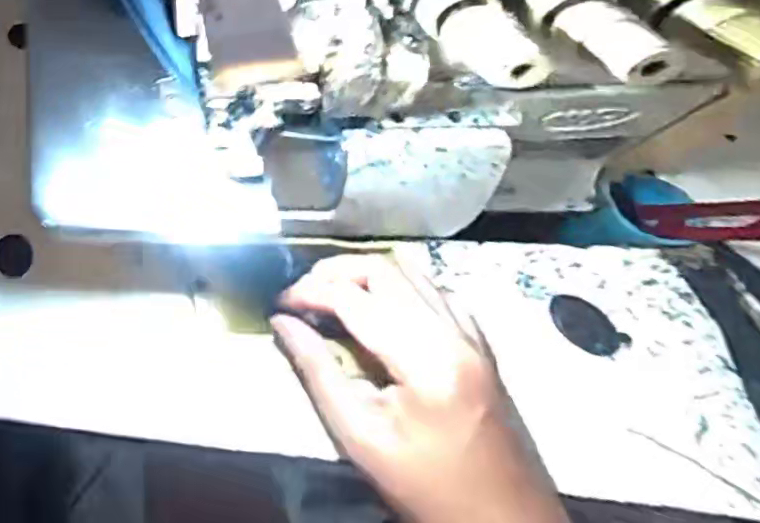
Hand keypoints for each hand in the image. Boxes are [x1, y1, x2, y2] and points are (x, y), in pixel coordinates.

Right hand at [271, 252, 567, 522]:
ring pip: (408, 270)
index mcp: (424, 359)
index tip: (279, 304)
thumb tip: (281, 322)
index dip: (305, 291)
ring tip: (334, 296)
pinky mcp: (480, 345)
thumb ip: (316, 371)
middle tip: (303, 296)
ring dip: (364, 274)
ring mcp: (471, 336)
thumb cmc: (429, 490)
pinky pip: (434, 290)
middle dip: (332, 273)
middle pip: (381, 268)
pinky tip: (380, 310)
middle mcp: (452, 334)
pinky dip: (398, 287)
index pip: (350, 296)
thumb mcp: (360, 437)